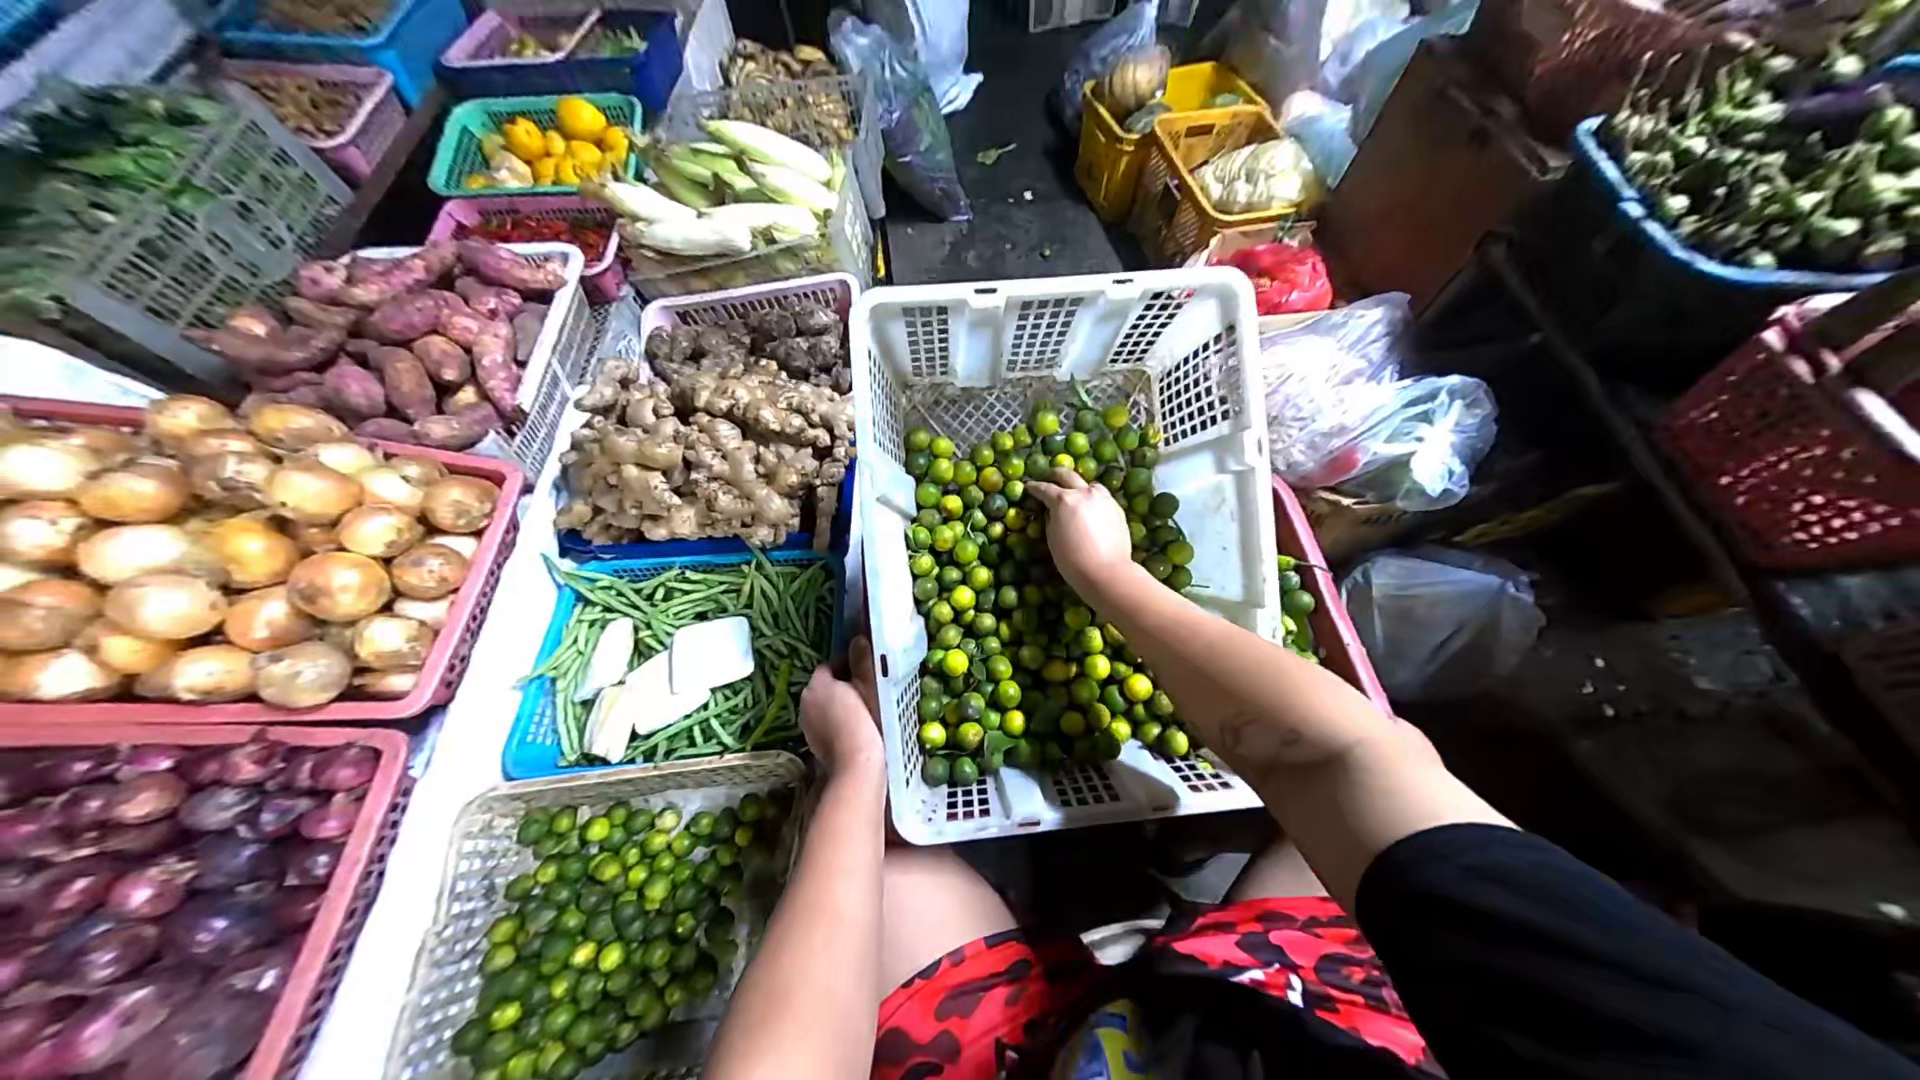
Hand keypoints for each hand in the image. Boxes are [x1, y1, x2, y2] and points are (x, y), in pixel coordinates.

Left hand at [798, 636, 883, 776]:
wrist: (857, 763)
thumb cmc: (864, 719)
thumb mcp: (867, 685)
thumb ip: (861, 660)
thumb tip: (858, 638)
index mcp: (816, 684)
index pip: (830, 665)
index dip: (848, 665)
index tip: (867, 671)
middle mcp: (805, 700)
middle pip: (825, 685)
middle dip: (843, 684)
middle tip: (868, 689)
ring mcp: (806, 723)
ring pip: (825, 704)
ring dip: (840, 703)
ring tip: (864, 708)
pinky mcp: (812, 741)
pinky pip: (825, 721)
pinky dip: (837, 720)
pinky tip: (856, 726)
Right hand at [1026, 468, 1138, 605]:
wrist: (1106, 572)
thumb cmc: (1072, 560)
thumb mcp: (1052, 538)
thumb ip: (1051, 519)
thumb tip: (1053, 511)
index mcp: (1063, 500)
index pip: (1044, 488)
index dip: (1034, 487)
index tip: (1029, 486)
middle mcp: (1084, 493)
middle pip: (1067, 475)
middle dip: (1055, 475)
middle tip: (1049, 476)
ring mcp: (1103, 499)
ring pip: (1089, 484)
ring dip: (1079, 486)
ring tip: (1075, 493)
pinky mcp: (1116, 508)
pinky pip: (1102, 497)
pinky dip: (1093, 499)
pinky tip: (1091, 509)